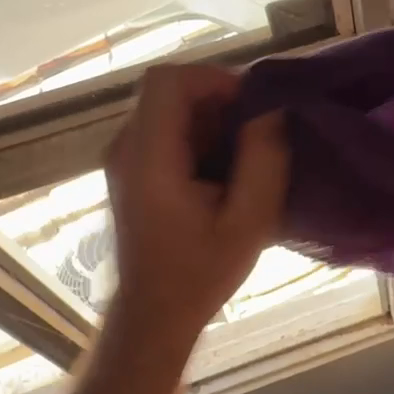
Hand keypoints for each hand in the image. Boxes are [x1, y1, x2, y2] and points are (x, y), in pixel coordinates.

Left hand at [102, 65, 288, 340]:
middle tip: (252, 132)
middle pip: (167, 89)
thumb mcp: (249, 222)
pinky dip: (196, 134)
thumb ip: (263, 162)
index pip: (168, 80)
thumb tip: (271, 112)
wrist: (154, 314)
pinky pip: (163, 128)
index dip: (212, 79)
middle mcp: (126, 148)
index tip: (248, 106)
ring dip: (208, 118)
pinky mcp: (130, 169)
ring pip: (166, 106)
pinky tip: (219, 170)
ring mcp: (123, 158)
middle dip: (216, 99)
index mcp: (149, 157)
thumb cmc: (200, 273)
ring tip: (240, 154)